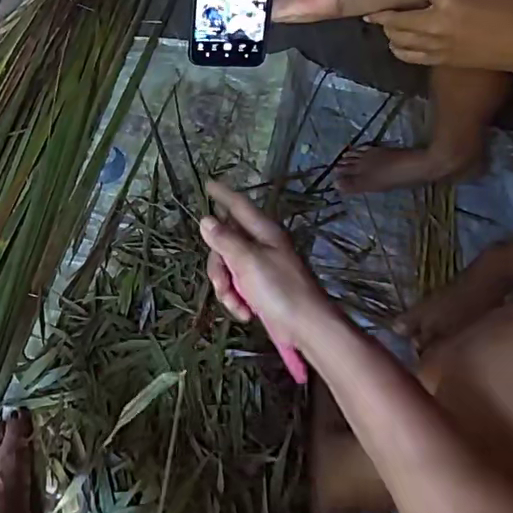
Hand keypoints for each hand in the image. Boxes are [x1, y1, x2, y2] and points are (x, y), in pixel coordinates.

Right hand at [200, 180, 332, 383]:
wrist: (306, 328)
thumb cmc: (280, 290)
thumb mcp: (248, 262)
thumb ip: (225, 240)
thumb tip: (206, 220)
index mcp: (263, 232)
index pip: (239, 206)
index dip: (223, 195)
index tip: (208, 184)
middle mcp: (262, 245)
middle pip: (225, 242)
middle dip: (218, 266)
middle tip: (223, 284)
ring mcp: (261, 267)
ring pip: (227, 267)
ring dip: (226, 287)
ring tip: (236, 304)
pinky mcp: (260, 289)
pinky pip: (237, 286)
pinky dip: (236, 299)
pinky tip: (244, 312)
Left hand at [366, 0, 512, 73]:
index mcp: (451, 0)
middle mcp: (437, 24)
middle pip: (397, 19)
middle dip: (382, 13)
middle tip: (371, 11)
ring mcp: (437, 45)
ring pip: (399, 40)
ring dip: (389, 31)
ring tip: (385, 25)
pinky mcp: (441, 60)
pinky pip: (410, 57)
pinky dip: (399, 50)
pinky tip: (396, 44)